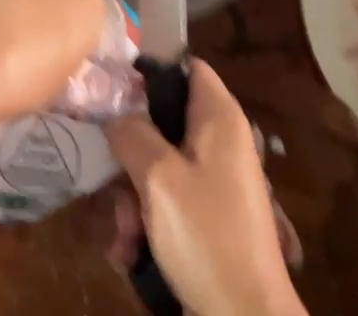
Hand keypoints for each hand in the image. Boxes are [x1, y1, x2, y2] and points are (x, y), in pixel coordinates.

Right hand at [105, 61, 304, 315]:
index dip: (151, 72)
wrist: (244, 315)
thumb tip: (117, 114)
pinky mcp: (208, 215)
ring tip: (126, 238)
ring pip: (158, 167)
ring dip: (133, 202)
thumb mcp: (159, 178)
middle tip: (117, 190)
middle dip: (130, 159)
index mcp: (219, 118)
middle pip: (163, 123)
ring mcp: (215, 180)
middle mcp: (220, 141)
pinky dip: (147, 224)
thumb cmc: (206, 235)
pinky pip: (168, 201)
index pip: (188, 67)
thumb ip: (132, 134)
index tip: (112, 94)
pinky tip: (131, 254)